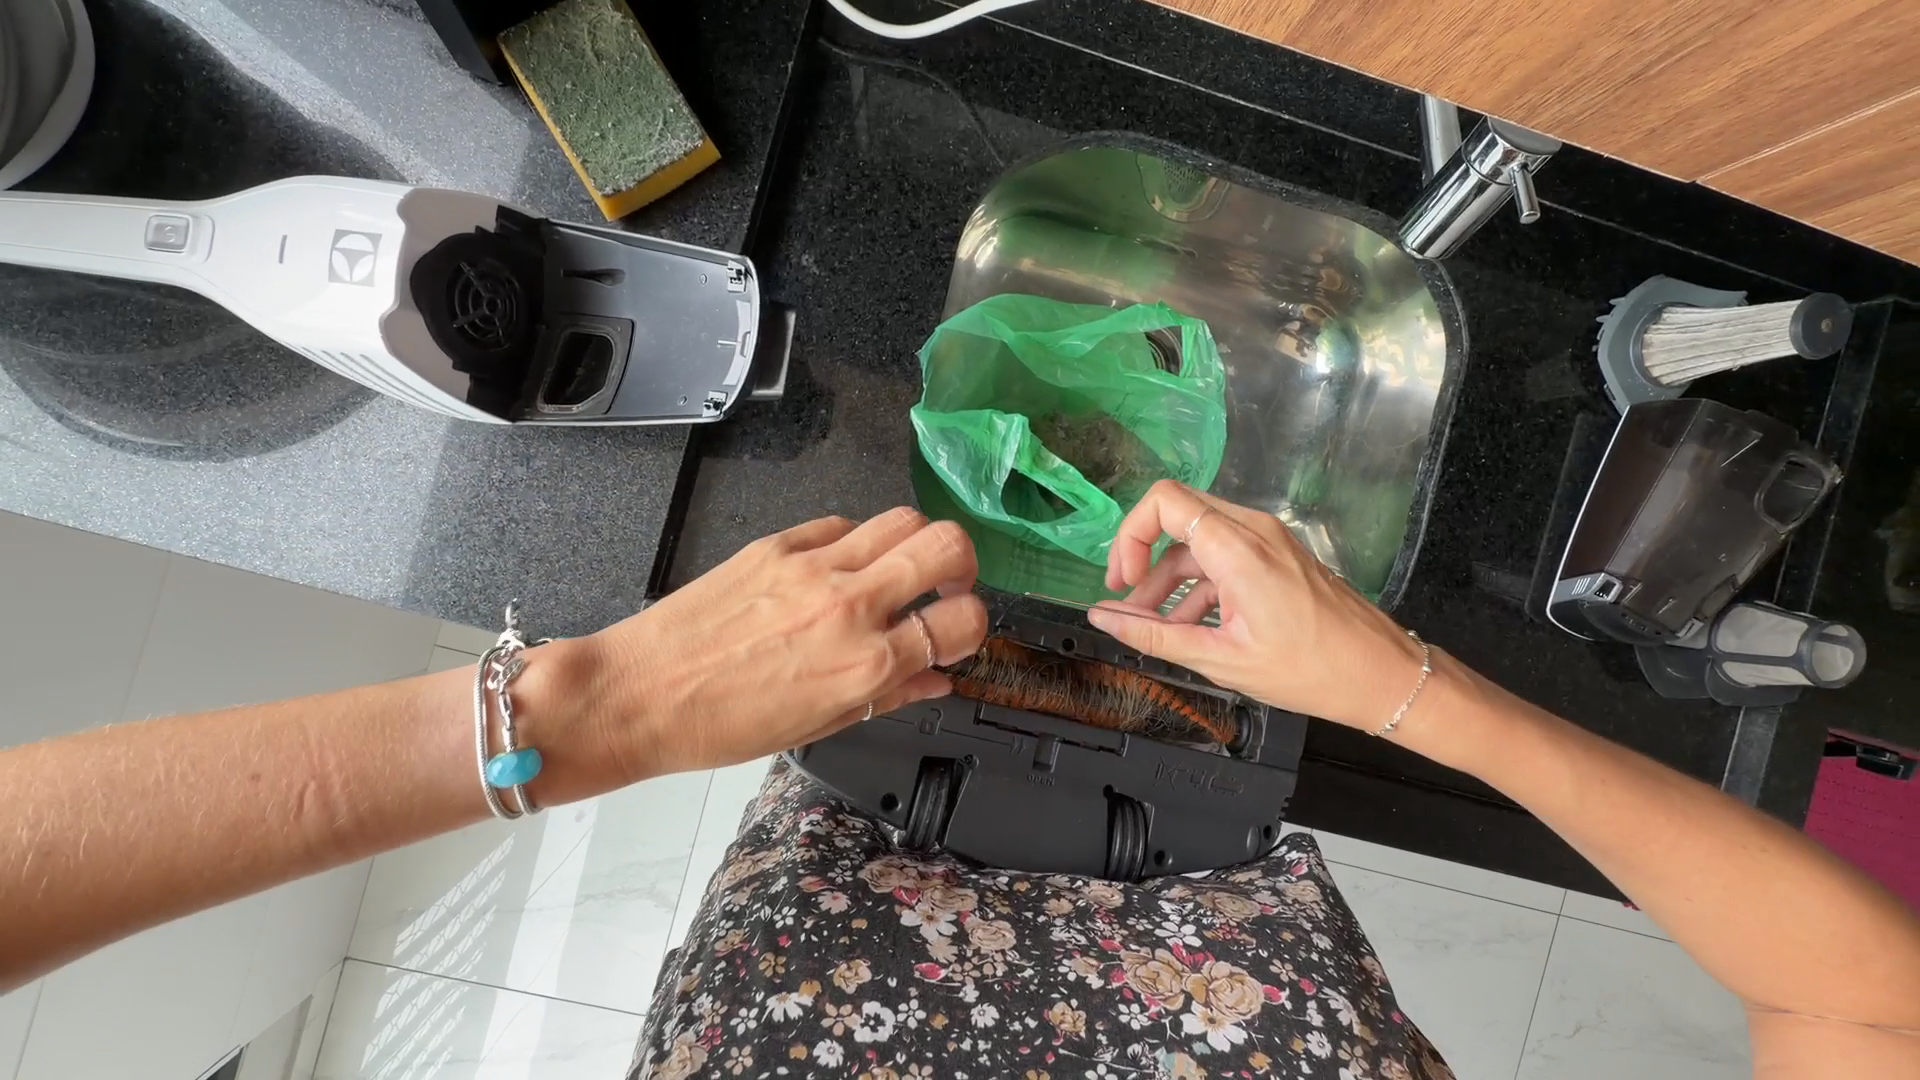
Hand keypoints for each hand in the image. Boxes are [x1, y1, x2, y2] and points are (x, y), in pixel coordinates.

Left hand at [551, 508, 987, 788]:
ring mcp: (813, 565)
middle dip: (964, 564)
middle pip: (947, 545)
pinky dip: (858, 541)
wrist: (640, 692)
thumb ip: (891, 695)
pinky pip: (842, 524)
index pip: (962, 621)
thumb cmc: (724, 724)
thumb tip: (939, 678)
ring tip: (901, 569)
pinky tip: (842, 566)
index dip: (974, 626)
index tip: (956, 633)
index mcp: (864, 663)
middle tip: (948, 586)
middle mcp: (849, 604)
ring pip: (903, 518)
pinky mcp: (779, 543)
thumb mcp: (821, 725)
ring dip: (917, 543)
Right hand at [1087, 480, 1426, 731]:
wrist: (1383, 676)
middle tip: (1124, 595)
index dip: (1130, 534)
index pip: (1165, 501)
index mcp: (1238, 549)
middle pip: (1177, 514)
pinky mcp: (1275, 554)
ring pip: (1197, 538)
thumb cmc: (1309, 671)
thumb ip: (1154, 635)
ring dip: (1167, 575)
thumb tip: (1102, 617)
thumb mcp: (1220, 659)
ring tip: (1151, 623)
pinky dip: (1196, 582)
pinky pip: (1221, 553)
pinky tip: (1187, 624)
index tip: (1123, 581)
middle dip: (1141, 552)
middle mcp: (1253, 530)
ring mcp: (1267, 539)